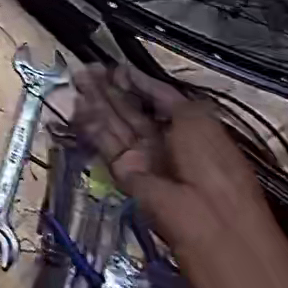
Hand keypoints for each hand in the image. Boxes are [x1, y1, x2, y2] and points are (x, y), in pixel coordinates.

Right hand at [68, 65, 274, 251]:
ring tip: (76, 78)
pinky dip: (91, 125)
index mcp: (188, 128)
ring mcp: (144, 158)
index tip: (114, 67)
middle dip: (109, 88)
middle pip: (131, 110)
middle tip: (86, 67)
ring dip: (96, 101)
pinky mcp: (124, 173)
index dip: (135, 82)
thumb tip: (135, 76)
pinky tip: (78, 106)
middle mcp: (164, 141)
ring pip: (114, 124)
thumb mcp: (196, 118)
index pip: (156, 99)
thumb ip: (162, 95)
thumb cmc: (212, 164)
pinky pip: (106, 144)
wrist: (207, 221)